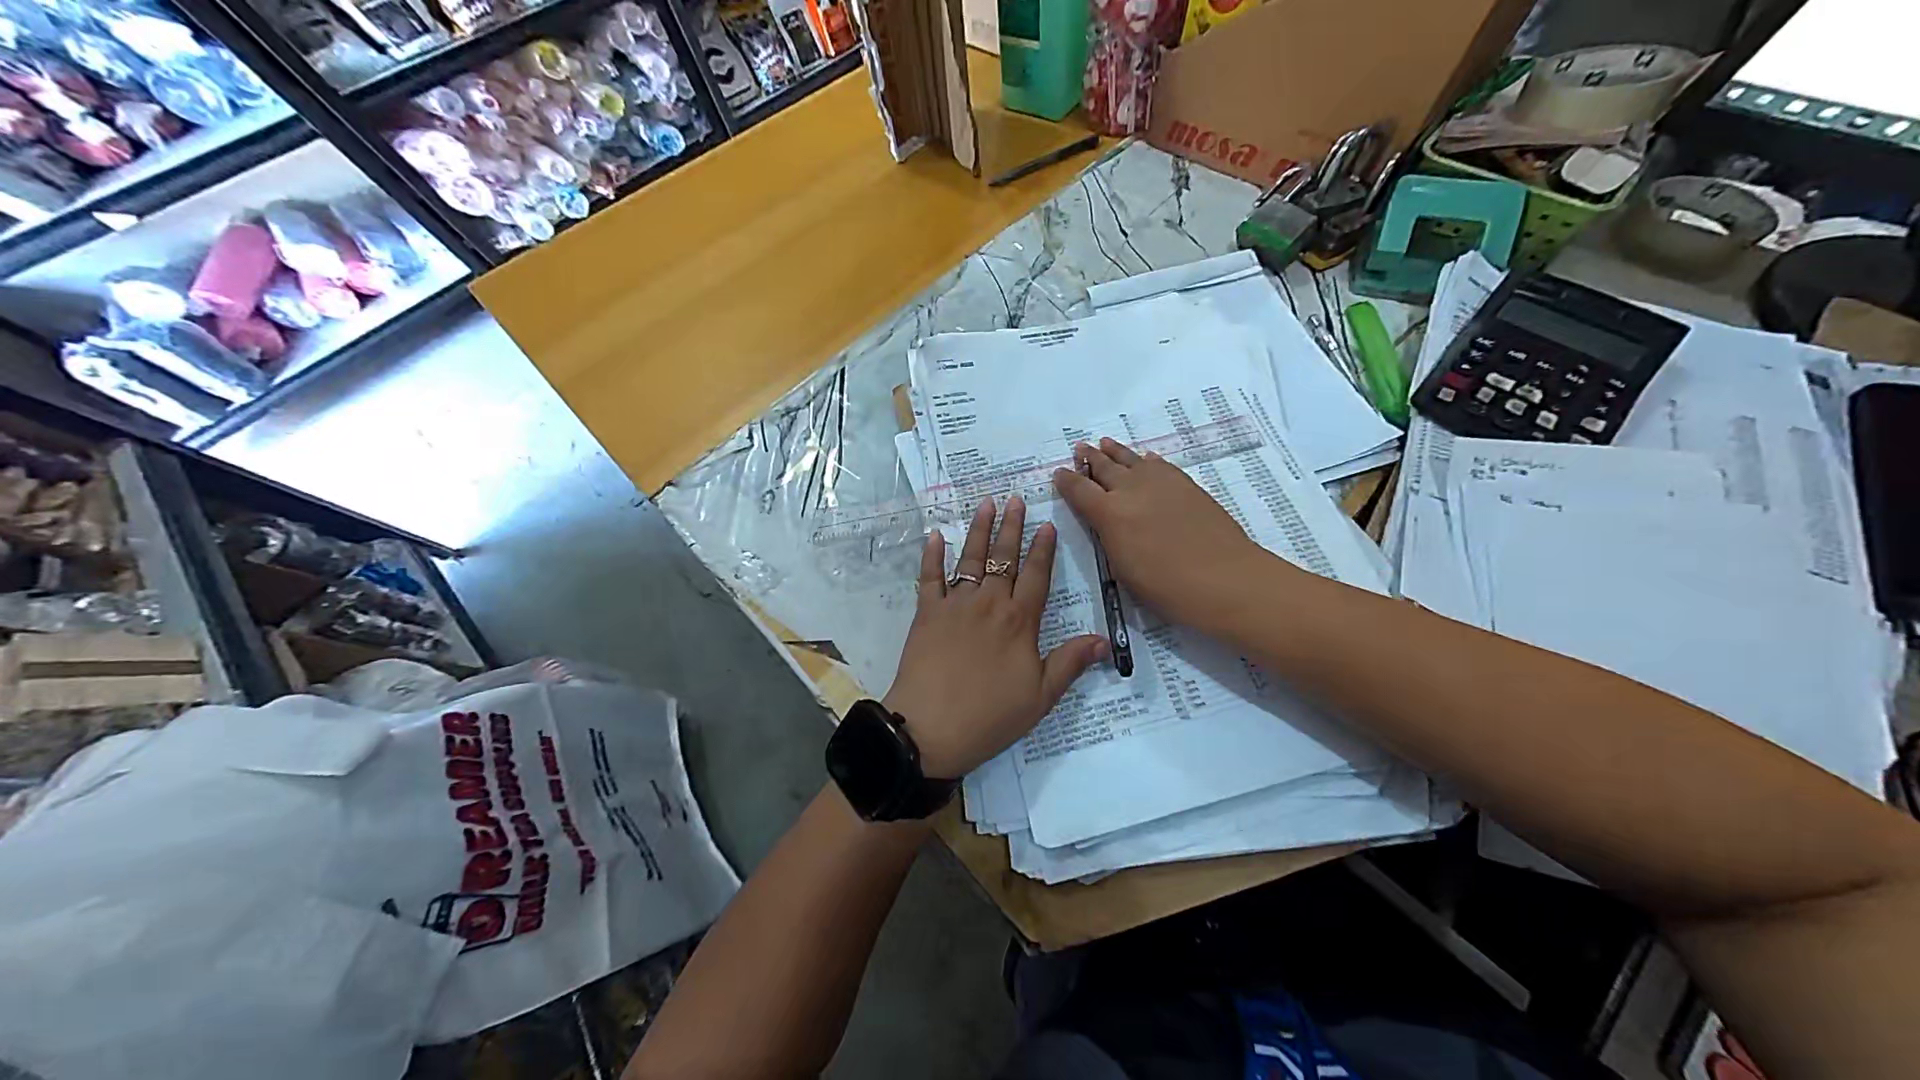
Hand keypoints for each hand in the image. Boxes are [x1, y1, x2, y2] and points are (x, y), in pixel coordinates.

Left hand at [884, 496, 1107, 777]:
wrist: (931, 728)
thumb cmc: (991, 716)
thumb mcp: (1041, 696)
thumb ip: (1070, 663)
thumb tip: (1104, 640)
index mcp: (1020, 621)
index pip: (1037, 576)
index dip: (1044, 549)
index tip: (1047, 524)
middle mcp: (990, 603)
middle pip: (1004, 558)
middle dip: (1012, 527)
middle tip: (1015, 499)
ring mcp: (955, 605)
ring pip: (971, 559)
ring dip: (979, 530)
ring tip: (985, 504)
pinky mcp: (926, 614)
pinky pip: (929, 577)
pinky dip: (931, 555)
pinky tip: (935, 535)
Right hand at [1052, 438, 1280, 630]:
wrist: (1223, 578)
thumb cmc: (1166, 587)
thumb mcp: (1123, 568)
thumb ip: (1110, 539)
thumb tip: (1108, 523)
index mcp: (1108, 514)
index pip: (1079, 490)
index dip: (1067, 480)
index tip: (1059, 473)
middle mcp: (1131, 490)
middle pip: (1104, 468)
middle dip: (1089, 458)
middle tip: (1080, 448)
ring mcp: (1161, 483)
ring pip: (1132, 460)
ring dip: (1115, 452)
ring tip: (1104, 443)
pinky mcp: (1186, 485)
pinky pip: (1160, 465)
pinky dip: (1147, 461)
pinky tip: (1146, 459)